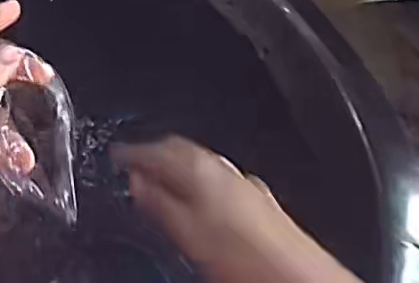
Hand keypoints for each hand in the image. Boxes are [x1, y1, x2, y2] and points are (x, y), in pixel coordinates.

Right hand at [114, 137, 360, 282]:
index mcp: (199, 167)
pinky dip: (200, 183)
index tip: (115, 156)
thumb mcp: (187, 233)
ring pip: (199, 164)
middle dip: (154, 153)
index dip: (130, 152)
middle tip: (134, 163)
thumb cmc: (249, 260)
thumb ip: (157, 202)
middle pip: (178, 149)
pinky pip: (217, 179)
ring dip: (177, 167)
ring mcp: (243, 183)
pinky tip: (200, 201)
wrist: (303, 280)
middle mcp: (221, 168)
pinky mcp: (260, 203)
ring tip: (162, 180)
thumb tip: (133, 180)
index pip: (154, 148)